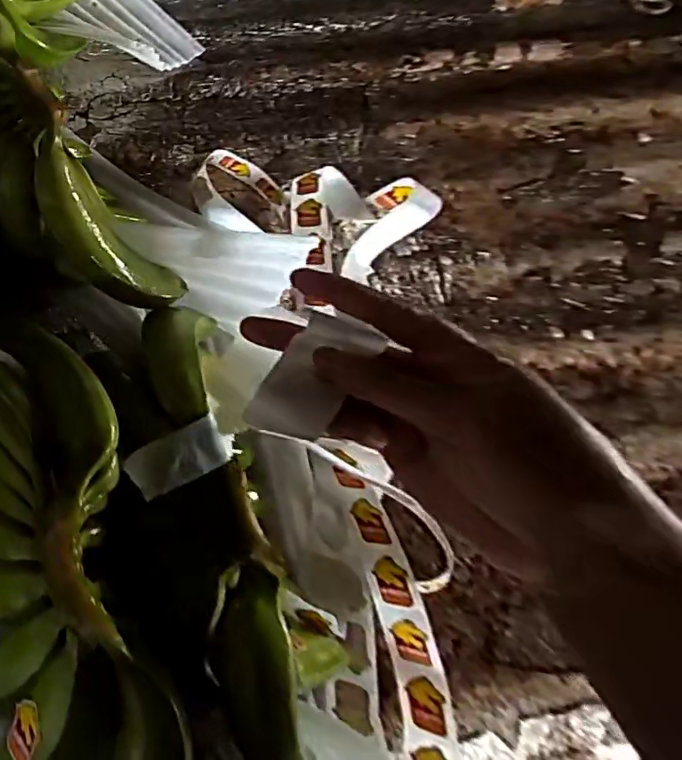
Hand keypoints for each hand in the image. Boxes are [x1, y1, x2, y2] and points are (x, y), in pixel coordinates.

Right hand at [241, 270, 652, 585]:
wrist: (573, 547)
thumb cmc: (536, 466)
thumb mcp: (462, 417)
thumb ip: (385, 385)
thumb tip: (319, 356)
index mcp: (458, 362)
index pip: (392, 318)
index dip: (344, 296)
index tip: (297, 279)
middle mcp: (429, 382)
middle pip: (355, 353)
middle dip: (305, 341)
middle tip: (252, 328)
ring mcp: (412, 416)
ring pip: (345, 390)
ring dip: (311, 386)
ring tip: (274, 386)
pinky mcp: (399, 449)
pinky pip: (349, 423)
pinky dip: (325, 420)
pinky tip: (304, 420)